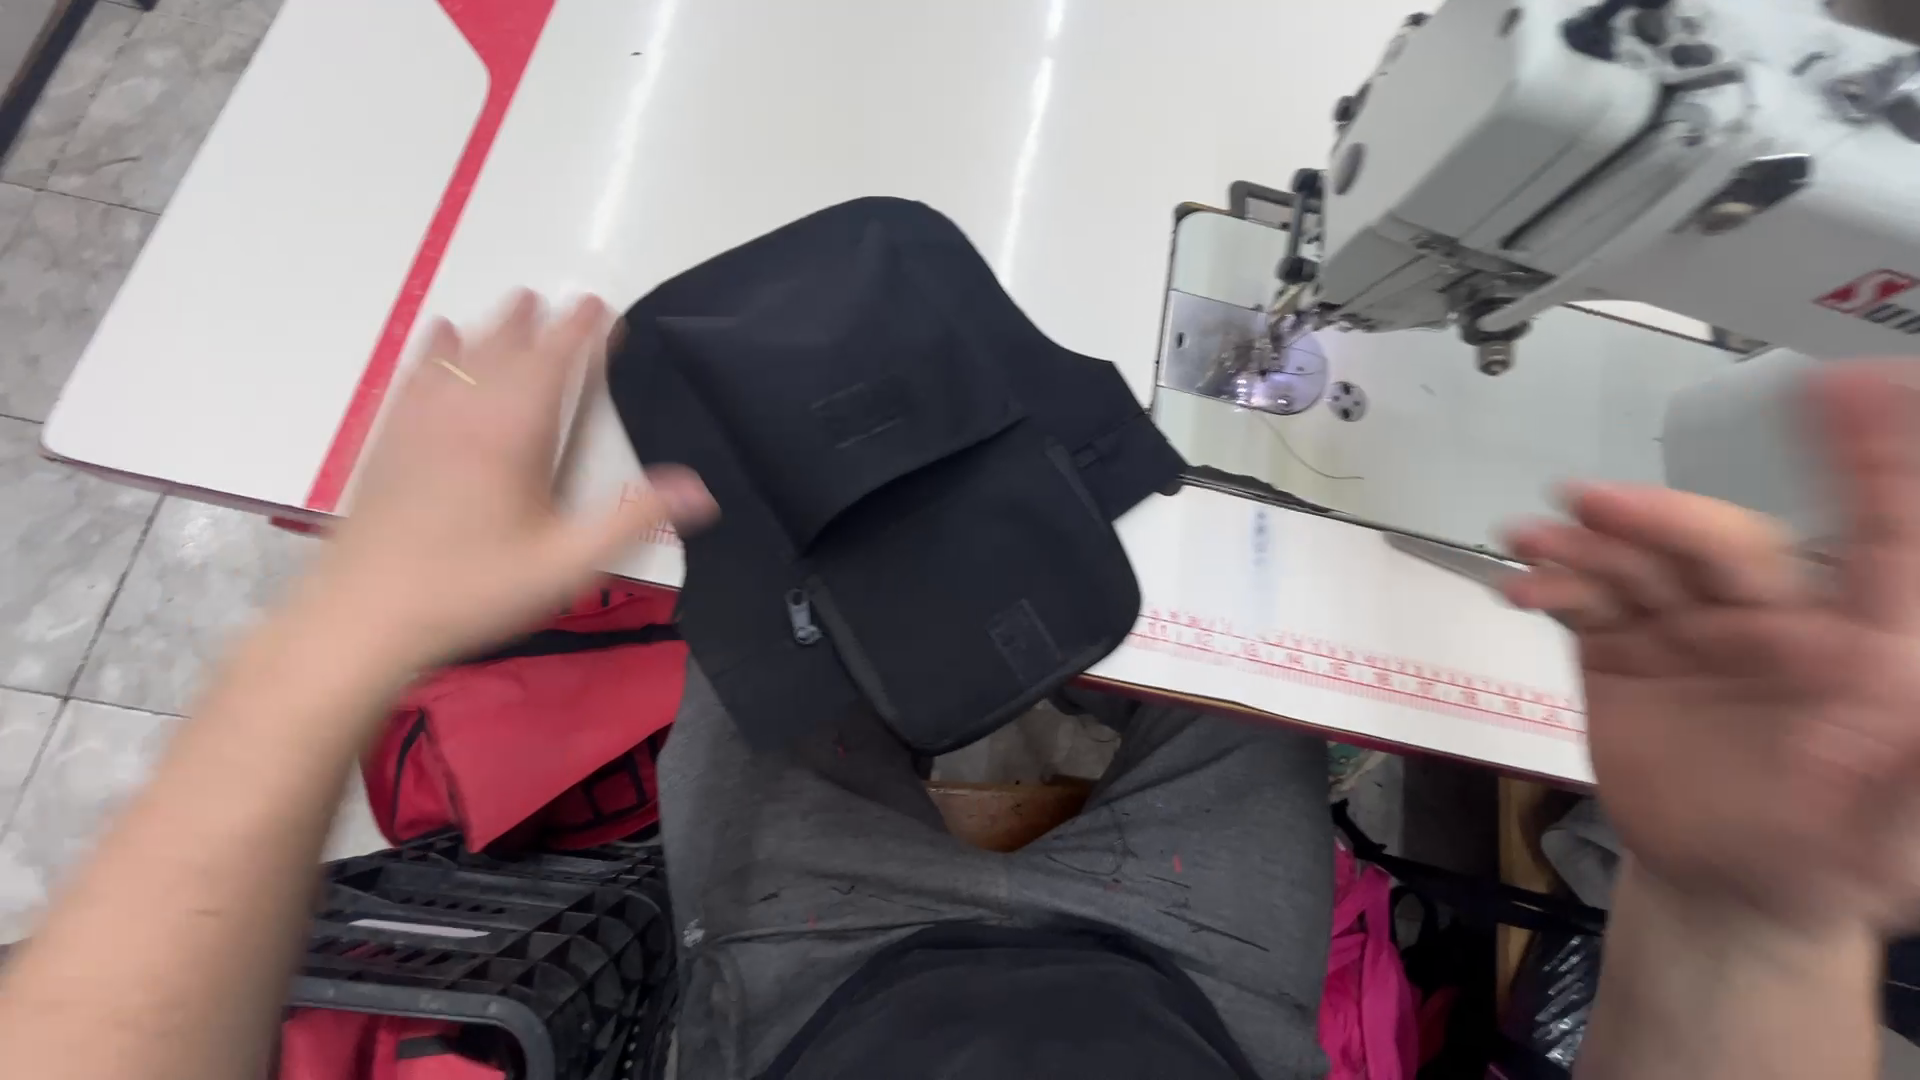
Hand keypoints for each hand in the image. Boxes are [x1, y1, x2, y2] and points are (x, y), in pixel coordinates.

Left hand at [297, 289, 717, 670]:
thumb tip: (699, 490)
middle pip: (506, 353)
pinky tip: (438, 338)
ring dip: (493, 328)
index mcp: (511, 438)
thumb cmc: (474, 589)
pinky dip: (432, 353)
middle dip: (541, 324)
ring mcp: (420, 428)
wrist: (363, 619)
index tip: (600, 308)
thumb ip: (632, 520)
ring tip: (517, 303)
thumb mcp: (568, 562)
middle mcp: (464, 418)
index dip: (580, 335)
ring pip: (461, 360)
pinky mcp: (390, 445)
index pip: (552, 367)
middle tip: (565, 299)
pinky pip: (415, 381)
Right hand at [1501, 362, 1919, 936]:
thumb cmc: (1829, 858)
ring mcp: (1687, 633)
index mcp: (1860, 650)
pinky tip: (1522, 590)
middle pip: (1716, 546)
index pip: (1880, 543)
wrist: (1721, 882)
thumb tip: (1888, 697)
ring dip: (1580, 549)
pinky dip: (1549, 590)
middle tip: (1590, 503)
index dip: (1870, 466)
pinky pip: (1581, 606)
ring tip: (1527, 541)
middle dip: (1657, 518)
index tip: (1844, 386)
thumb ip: (1899, 774)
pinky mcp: (1619, 652)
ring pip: (1635, 567)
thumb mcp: (1888, 836)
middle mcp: (1771, 622)